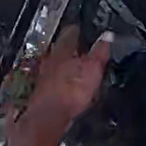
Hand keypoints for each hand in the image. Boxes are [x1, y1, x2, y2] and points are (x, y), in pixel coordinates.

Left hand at [14, 26, 111, 145]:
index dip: (76, 30)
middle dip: (67, 47)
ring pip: (52, 64)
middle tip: (76, 46)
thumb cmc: (72, 92)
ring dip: (60, 64)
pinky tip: (60, 86)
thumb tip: (107, 35)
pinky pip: (48, 81)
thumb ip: (100, 52)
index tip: (80, 28)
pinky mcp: (38, 93)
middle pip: (58, 48)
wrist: (48, 118)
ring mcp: (41, 77)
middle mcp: (49, 60)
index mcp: (63, 51)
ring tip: (69, 67)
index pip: (69, 33)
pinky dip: (54, 81)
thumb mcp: (93, 69)